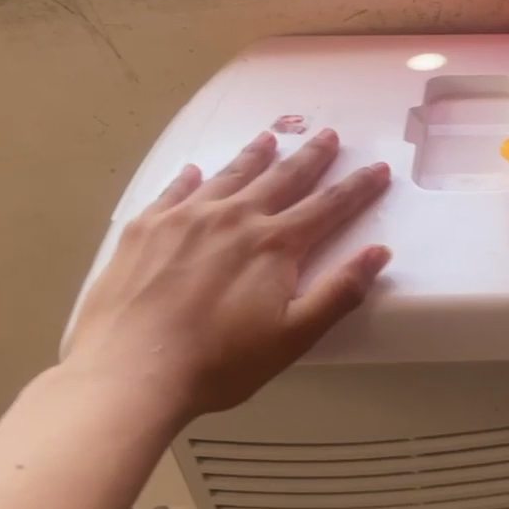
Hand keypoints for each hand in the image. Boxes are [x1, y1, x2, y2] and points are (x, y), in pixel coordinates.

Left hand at [61, 128, 391, 419]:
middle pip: (283, 178)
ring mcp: (186, 218)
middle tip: (328, 135)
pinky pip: (174, 191)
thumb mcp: (294, 336)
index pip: (329, 205)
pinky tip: (195, 172)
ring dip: (255, 155)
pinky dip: (190, 178)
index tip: (378, 169)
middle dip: (311, 157)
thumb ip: (340, 291)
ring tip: (269, 138)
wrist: (130, 373)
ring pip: (231, 175)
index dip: (358, 187)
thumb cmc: (220, 362)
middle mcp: (235, 217)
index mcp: (275, 243)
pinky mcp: (146, 229)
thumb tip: (378, 253)